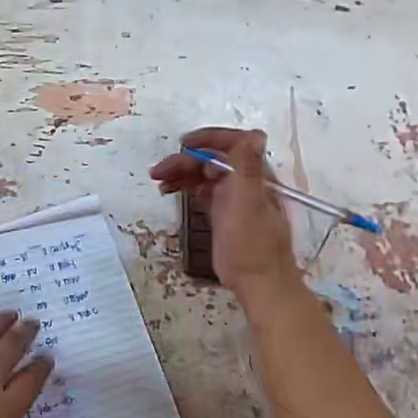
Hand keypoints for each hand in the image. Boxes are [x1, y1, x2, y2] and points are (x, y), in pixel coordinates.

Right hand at [148, 127, 301, 297]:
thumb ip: (248, 167)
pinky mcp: (224, 213)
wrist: (259, 283)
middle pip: (212, 159)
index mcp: (255, 175)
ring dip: (182, 173)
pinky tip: (171, 190)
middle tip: (158, 172)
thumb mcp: (248, 203)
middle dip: (185, 161)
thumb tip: (254, 134)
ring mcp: (234, 197)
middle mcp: (246, 182)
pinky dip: (187, 187)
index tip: (183, 144)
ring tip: (159, 181)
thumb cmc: (252, 245)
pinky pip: (203, 190)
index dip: (208, 139)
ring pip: (205, 175)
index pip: (233, 143)